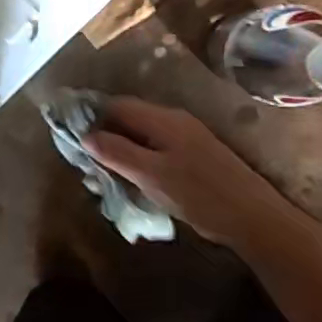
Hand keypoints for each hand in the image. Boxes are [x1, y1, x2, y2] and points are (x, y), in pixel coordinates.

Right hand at [81, 97, 307, 245]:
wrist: (252, 216)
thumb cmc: (199, 194)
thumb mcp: (151, 175)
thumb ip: (117, 153)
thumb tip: (86, 135)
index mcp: (162, 119)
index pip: (117, 105)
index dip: (91, 115)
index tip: (69, 133)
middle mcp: (174, 120)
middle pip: (128, 118)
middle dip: (104, 135)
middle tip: (83, 161)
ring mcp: (186, 137)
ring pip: (141, 135)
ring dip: (120, 150)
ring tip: (101, 175)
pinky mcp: (194, 155)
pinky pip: (156, 148)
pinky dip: (138, 159)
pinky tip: (131, 179)